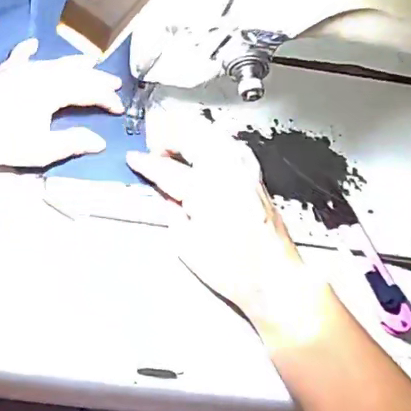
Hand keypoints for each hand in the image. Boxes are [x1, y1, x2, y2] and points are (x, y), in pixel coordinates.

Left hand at [0, 39, 124, 174]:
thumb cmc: (3, 141)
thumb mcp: (42, 148)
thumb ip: (72, 142)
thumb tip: (99, 142)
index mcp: (54, 90)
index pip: (89, 91)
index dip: (106, 99)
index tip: (118, 109)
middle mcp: (41, 74)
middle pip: (75, 73)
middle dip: (96, 78)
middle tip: (114, 82)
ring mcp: (20, 71)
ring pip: (53, 63)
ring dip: (72, 64)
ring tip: (87, 62)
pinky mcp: (3, 74)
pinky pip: (19, 58)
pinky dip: (28, 51)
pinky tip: (32, 44)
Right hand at [126, 110, 322, 328]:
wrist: (277, 279)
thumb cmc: (233, 269)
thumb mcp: (186, 244)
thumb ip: (172, 212)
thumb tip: (165, 195)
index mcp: (204, 188)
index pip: (167, 169)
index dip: (146, 162)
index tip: (133, 158)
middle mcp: (228, 171)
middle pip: (194, 136)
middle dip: (169, 133)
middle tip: (153, 141)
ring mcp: (245, 171)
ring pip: (214, 135)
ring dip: (192, 132)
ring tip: (176, 139)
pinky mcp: (257, 177)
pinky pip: (230, 145)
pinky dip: (213, 139)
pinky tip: (208, 145)